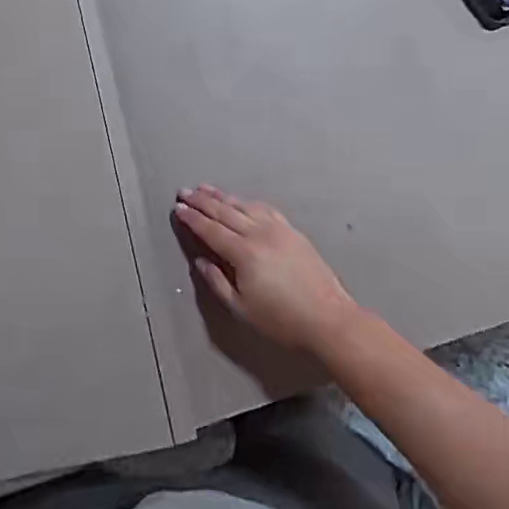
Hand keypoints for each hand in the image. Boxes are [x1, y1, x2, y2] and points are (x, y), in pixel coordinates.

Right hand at [173, 185, 360, 351]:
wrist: (329, 320)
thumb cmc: (282, 320)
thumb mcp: (241, 309)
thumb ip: (217, 282)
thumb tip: (201, 261)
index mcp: (243, 253)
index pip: (210, 229)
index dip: (192, 218)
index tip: (178, 208)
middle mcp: (259, 234)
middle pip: (224, 211)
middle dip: (201, 201)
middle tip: (184, 191)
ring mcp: (278, 230)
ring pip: (243, 206)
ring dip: (222, 196)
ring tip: (205, 189)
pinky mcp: (292, 232)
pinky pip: (264, 209)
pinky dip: (247, 202)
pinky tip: (240, 201)